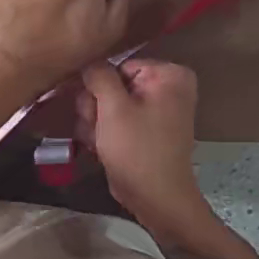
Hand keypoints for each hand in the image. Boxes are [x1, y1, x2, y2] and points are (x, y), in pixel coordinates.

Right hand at [77, 58, 208, 229]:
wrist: (154, 196)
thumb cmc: (136, 149)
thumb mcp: (113, 108)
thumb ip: (99, 77)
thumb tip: (88, 62)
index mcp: (169, 75)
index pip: (118, 65)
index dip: (99, 86)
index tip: (92, 108)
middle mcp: (167, 88)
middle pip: (112, 85)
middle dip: (96, 106)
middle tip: (96, 126)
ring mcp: (156, 110)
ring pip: (108, 104)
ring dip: (95, 122)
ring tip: (97, 140)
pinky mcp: (145, 130)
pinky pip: (115, 121)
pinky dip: (104, 132)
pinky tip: (100, 146)